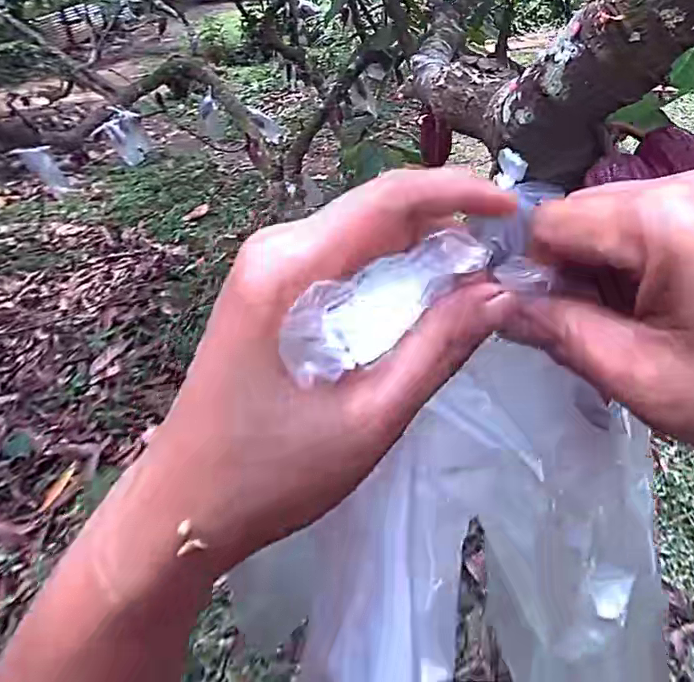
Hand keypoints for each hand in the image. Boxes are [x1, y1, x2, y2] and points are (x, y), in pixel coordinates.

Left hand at [131, 168, 517, 570]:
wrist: (182, 503)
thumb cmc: (269, 474)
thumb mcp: (368, 418)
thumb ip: (437, 347)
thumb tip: (499, 292)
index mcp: (288, 267)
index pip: (386, 200)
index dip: (455, 192)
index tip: (511, 208)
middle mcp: (277, 247)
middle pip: (375, 207)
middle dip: (445, 216)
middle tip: (504, 248)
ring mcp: (270, 262)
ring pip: (362, 227)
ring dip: (422, 239)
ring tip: (478, 269)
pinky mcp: (273, 283)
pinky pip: (344, 253)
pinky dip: (393, 261)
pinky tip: (426, 287)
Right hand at [499, 169, 693, 526]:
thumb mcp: (641, 379)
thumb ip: (554, 332)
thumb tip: (498, 303)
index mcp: (660, 213)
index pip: (547, 222)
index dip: (533, 276)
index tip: (551, 328)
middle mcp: (683, 183)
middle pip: (579, 216)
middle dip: (570, 274)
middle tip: (598, 338)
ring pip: (611, 222)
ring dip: (603, 274)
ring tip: (639, 334)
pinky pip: (649, 226)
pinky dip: (637, 268)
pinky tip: (669, 315)